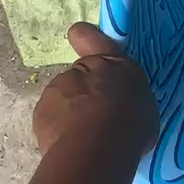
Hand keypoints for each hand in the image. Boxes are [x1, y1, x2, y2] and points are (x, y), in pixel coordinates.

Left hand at [32, 23, 158, 158]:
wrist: (98, 147)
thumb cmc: (131, 123)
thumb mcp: (142, 104)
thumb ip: (127, 98)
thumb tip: (121, 107)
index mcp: (115, 63)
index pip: (93, 38)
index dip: (85, 37)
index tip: (79, 36)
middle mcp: (85, 68)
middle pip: (80, 76)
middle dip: (83, 92)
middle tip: (95, 118)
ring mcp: (59, 87)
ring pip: (63, 99)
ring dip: (69, 113)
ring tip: (81, 138)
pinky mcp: (40, 110)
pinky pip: (49, 119)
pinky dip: (56, 130)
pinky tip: (68, 145)